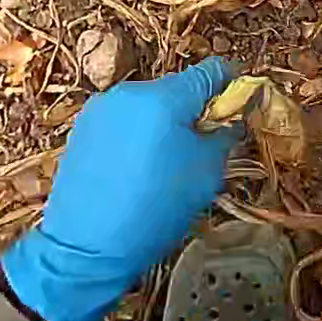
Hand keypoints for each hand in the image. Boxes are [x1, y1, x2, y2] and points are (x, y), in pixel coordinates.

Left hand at [0, 57, 241, 320]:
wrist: (84, 250)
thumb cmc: (156, 208)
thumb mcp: (207, 172)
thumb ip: (225, 134)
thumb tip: (234, 118)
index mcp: (165, 97)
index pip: (213, 70)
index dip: (232, 86)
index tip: (238, 110)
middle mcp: (132, 92)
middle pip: (180, 87)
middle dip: (197, 109)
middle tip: (203, 144)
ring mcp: (102, 107)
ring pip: (152, 103)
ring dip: (167, 120)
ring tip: (167, 159)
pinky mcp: (83, 127)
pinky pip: (126, 118)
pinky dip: (140, 131)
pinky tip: (138, 165)